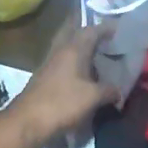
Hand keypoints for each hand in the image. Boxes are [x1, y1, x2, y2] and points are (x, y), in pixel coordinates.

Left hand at [4, 23, 116, 147]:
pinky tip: (83, 74)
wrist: (28, 120)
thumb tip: (119, 91)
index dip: (106, 28)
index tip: (119, 29)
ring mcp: (49, 62)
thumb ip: (109, 91)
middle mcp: (60, 50)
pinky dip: (74, 62)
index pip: (91, 30)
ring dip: (80, 47)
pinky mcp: (44, 76)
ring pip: (67, 47)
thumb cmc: (63, 103)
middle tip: (104, 36)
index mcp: (73, 49)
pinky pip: (62, 61)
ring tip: (97, 55)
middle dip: (88, 32)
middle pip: (74, 32)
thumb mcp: (93, 98)